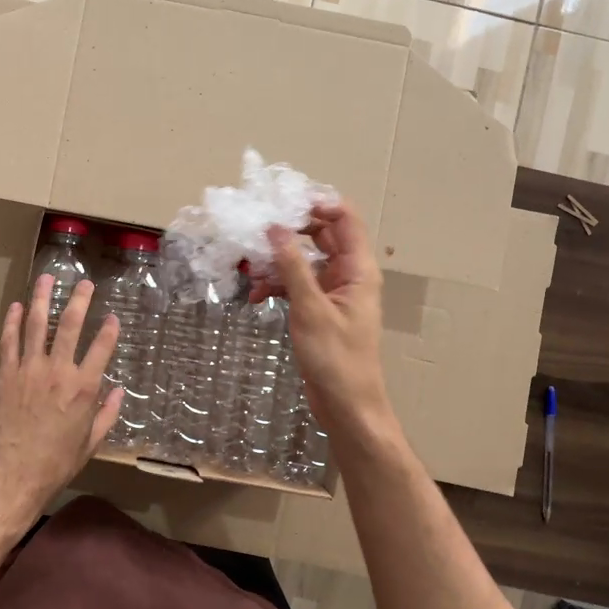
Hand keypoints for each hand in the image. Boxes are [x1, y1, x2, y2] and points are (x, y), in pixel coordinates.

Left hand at [0, 276, 122, 514]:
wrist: (17, 472)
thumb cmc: (58, 462)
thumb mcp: (92, 443)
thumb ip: (107, 415)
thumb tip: (119, 392)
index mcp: (83, 389)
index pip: (101, 349)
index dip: (109, 330)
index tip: (113, 317)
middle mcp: (58, 372)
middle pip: (70, 326)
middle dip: (79, 301)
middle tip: (85, 283)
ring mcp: (30, 370)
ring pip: (37, 325)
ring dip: (43, 299)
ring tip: (47, 279)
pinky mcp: (7, 375)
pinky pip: (10, 342)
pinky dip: (13, 322)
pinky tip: (17, 306)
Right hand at [258, 203, 392, 434]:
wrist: (346, 405)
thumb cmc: (335, 358)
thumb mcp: (310, 309)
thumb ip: (293, 266)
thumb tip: (274, 228)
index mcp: (358, 269)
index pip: (345, 218)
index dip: (318, 203)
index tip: (282, 202)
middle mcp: (349, 274)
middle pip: (322, 235)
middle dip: (289, 230)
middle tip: (257, 227)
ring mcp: (334, 291)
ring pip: (305, 259)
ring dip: (278, 260)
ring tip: (250, 266)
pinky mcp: (319, 309)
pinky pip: (298, 283)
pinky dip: (278, 284)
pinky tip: (256, 295)